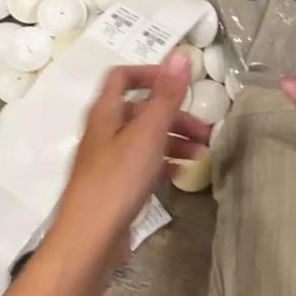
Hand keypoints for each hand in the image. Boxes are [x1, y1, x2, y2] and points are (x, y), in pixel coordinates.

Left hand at [52, 53, 207, 260]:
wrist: (89, 239)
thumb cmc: (117, 180)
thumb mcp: (147, 134)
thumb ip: (166, 96)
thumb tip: (182, 55)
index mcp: (105, 112)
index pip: (123, 77)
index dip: (150, 74)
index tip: (180, 84)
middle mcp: (103, 131)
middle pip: (141, 110)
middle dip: (174, 115)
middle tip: (205, 130)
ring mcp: (107, 160)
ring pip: (145, 139)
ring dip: (174, 140)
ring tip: (202, 154)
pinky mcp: (114, 186)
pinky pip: (142, 165)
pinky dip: (163, 164)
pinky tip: (181, 175)